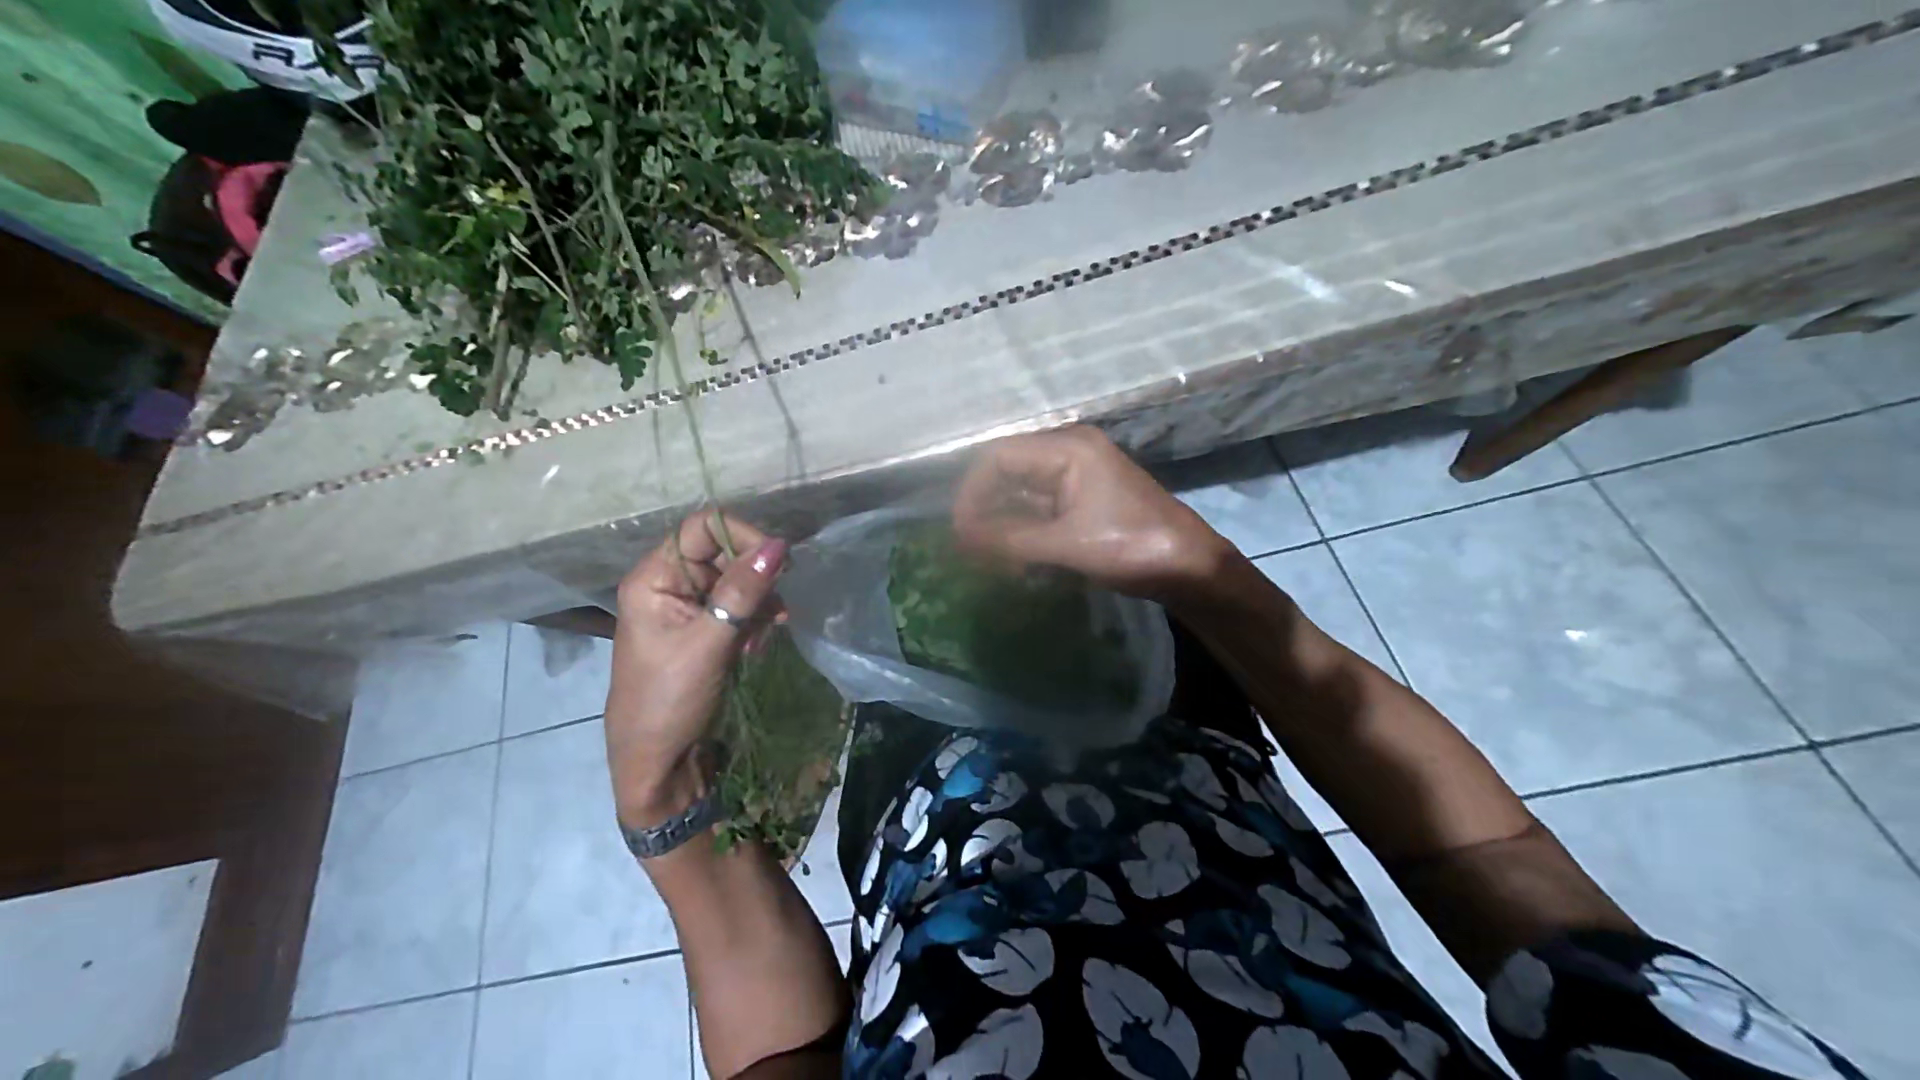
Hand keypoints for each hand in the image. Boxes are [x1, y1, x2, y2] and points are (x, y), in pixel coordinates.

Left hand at [605, 511, 786, 827]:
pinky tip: (758, 645)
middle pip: (723, 551)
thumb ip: (743, 593)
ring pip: (737, 579)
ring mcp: (687, 607)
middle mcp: (669, 583)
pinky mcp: (705, 628)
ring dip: (759, 601)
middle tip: (776, 608)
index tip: (778, 562)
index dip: (742, 535)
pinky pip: (739, 605)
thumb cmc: (669, 701)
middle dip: (755, 575)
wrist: (658, 763)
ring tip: (765, 635)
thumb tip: (779, 545)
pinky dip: (756, 618)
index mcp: (654, 578)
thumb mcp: (709, 644)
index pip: (702, 529)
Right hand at [951, 426, 1239, 606]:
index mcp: (1067, 449)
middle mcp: (1069, 453)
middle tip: (970, 548)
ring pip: (1022, 495)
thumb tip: (959, 538)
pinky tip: (1017, 562)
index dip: (972, 491)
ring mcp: (1078, 478)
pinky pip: (1040, 511)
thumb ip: (1008, 538)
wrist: (1191, 568)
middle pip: (1008, 473)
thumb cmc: (1132, 546)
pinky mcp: (1084, 502)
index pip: (999, 457)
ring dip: (1004, 525)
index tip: (959, 530)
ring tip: (991, 560)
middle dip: (986, 510)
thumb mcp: (1065, 543)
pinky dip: (1024, 534)